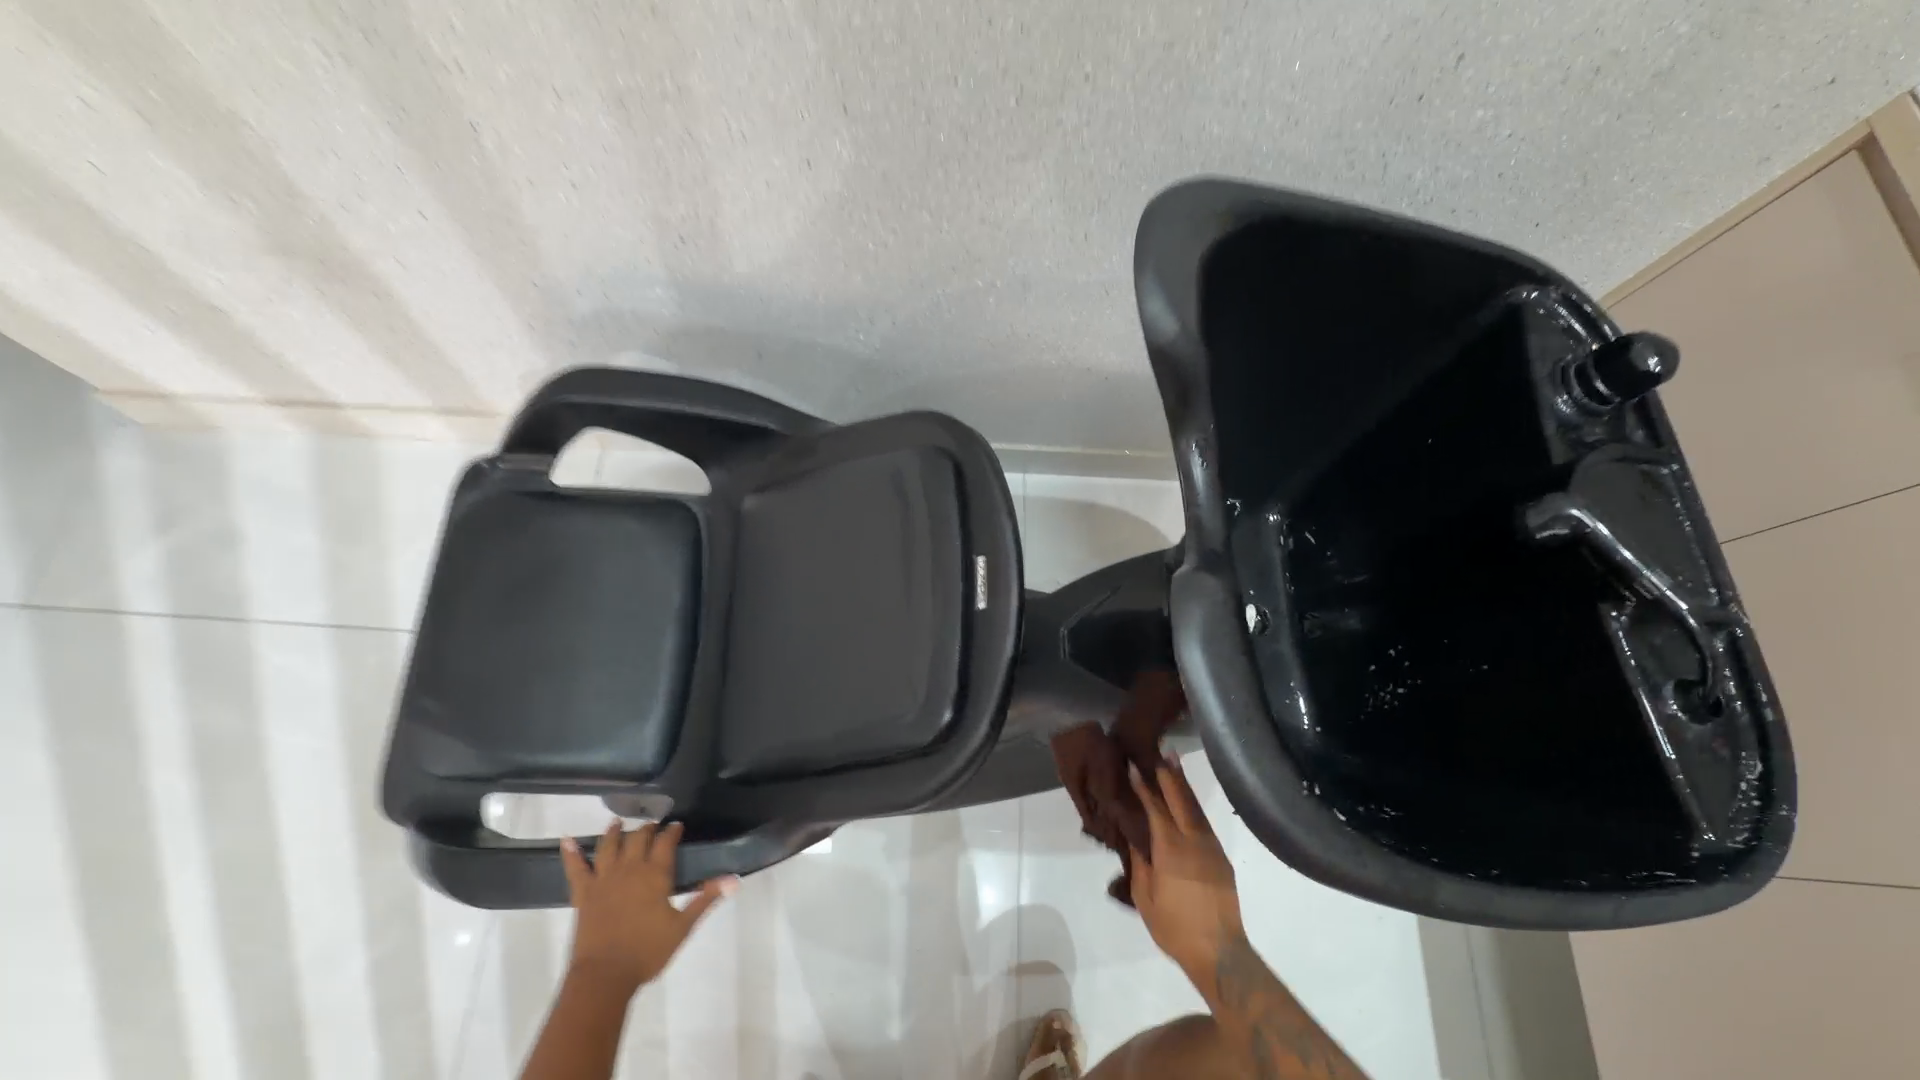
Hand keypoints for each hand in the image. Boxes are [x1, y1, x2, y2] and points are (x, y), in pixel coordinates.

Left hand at [559, 821, 737, 997]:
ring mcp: (603, 879)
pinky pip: (575, 868)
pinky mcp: (583, 893)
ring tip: (617, 822)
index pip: (666, 843)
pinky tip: (567, 840)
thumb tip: (734, 879)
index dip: (672, 831)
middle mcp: (629, 869)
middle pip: (638, 839)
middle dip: (647, 829)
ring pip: (609, 846)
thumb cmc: (647, 952)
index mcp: (655, 875)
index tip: (677, 825)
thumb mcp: (683, 927)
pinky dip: (571, 853)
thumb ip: (706, 899)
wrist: (604, 975)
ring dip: (613, 832)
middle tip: (653, 825)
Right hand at [1126, 758, 1245, 985]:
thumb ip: (1140, 864)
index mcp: (1171, 850)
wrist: (1220, 953)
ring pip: (1197, 810)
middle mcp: (1194, 842)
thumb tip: (1135, 839)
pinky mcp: (1222, 860)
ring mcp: (1212, 849)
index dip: (1144, 787)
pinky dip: (1194, 808)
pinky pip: (1205, 825)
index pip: (1155, 809)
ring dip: (1185, 787)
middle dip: (1170, 776)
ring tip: (1176, 767)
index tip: (1134, 766)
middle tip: (1162, 753)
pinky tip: (1188, 805)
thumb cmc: (1174, 928)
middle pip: (1181, 801)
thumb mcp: (1146, 898)